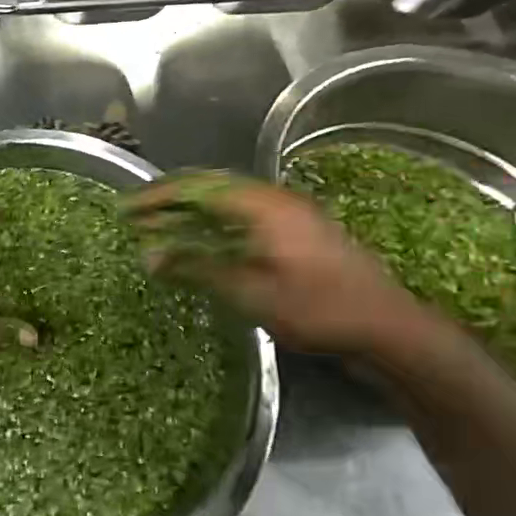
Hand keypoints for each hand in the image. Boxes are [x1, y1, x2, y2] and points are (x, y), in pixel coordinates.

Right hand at [127, 174, 442, 357]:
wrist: (390, 330)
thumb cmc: (317, 308)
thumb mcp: (249, 291)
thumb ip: (196, 267)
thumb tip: (148, 255)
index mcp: (263, 205)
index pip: (197, 187)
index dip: (157, 196)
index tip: (125, 208)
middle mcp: (275, 200)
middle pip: (210, 185)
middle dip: (169, 196)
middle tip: (136, 211)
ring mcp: (289, 215)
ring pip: (226, 199)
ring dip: (189, 208)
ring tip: (157, 222)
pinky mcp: (295, 233)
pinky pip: (241, 214)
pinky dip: (210, 221)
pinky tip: (197, 237)